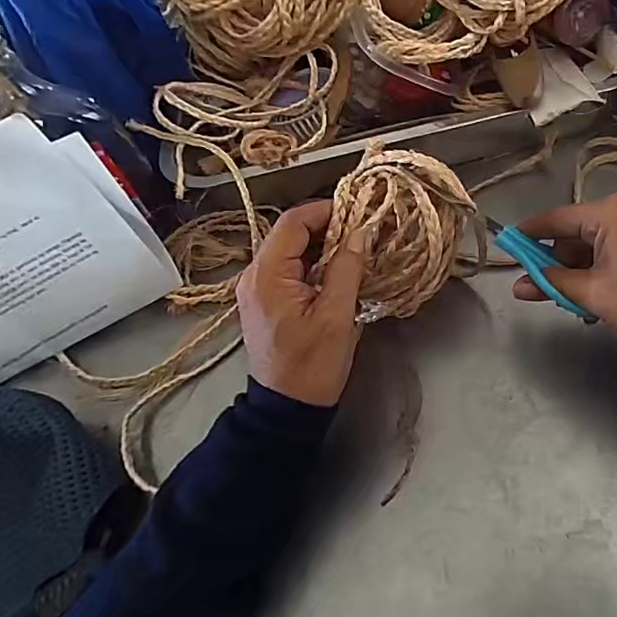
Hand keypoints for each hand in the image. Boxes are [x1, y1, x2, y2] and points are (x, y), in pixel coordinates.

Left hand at [237, 200, 368, 406]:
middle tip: (363, 229)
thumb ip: (347, 268)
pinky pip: (289, 268)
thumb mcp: (337, 315)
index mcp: (267, 276)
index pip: (292, 223)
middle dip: (327, 226)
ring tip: (356, 247)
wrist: (287, 408)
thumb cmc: (312, 364)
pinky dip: (314, 262)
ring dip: (322, 244)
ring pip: (290, 249)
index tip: (358, 210)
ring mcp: (257, 288)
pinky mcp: (266, 300)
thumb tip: (362, 232)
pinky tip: (339, 269)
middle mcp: (254, 275)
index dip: (325, 209)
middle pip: (289, 233)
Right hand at [513, 191, 616, 344]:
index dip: (528, 235)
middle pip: (575, 232)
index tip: (506, 247)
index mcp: (611, 212)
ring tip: (573, 302)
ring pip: (593, 242)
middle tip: (542, 290)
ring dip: (578, 270)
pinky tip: (593, 295)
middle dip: (557, 262)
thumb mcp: (593, 294)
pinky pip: (613, 246)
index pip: (556, 219)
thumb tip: (518, 285)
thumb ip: (551, 283)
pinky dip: (599, 267)